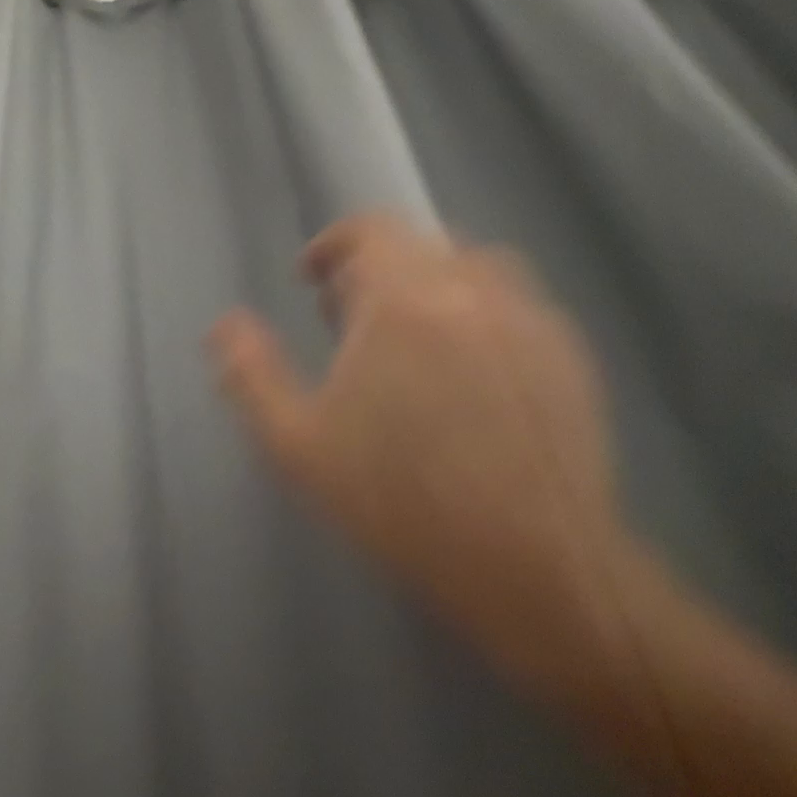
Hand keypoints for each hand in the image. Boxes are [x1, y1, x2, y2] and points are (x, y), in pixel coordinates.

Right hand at [206, 214, 634, 668]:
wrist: (531, 565)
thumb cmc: (397, 499)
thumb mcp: (294, 442)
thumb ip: (250, 373)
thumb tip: (224, 324)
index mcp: (405, 302)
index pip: (373, 231)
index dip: (334, 244)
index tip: (310, 280)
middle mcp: (476, 293)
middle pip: (423, 246)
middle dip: (377, 271)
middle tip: (348, 322)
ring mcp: (533, 324)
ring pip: (477, 270)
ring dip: (433, 287)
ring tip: (409, 341)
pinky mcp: (572, 360)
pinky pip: (517, 308)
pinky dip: (478, 316)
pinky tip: (465, 376)